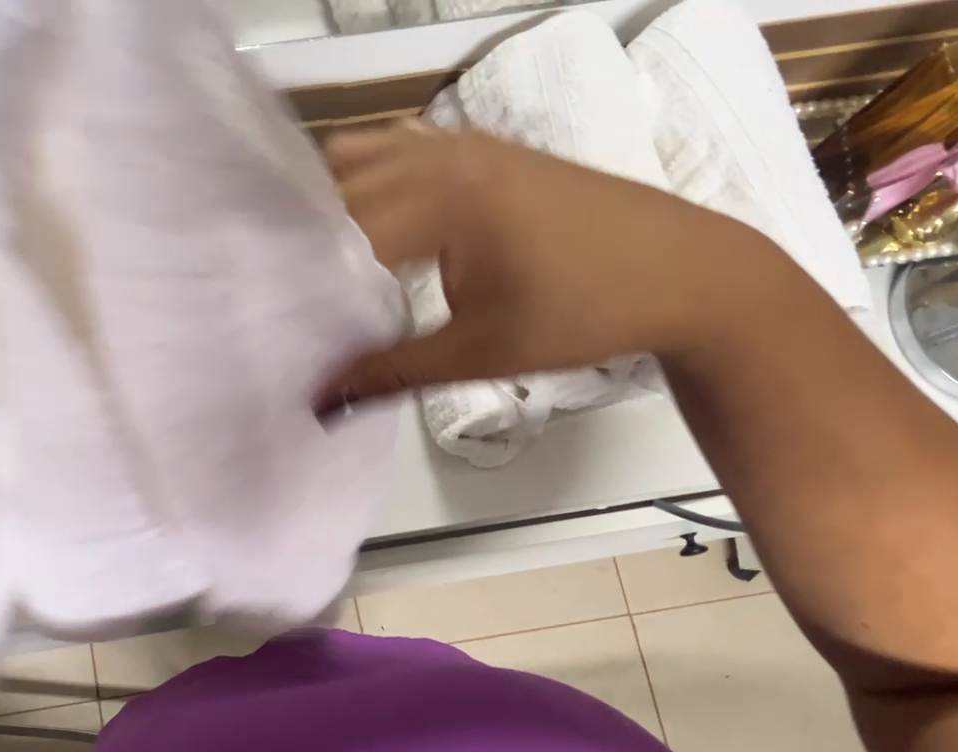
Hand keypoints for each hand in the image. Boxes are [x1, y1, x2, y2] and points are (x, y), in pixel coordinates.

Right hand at [319, 123, 792, 405]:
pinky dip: (371, 181)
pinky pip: (404, 150)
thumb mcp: (477, 353)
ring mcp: (468, 143)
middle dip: (304, 237)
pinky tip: (364, 226)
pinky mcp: (487, 149)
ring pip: (367, 157)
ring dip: (334, 203)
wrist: (687, 273)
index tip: (270, 315)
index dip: (296, 275)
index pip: (336, 231)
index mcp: (440, 199)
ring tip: (308, 262)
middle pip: (340, 186)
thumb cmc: (583, 313)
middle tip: (275, 292)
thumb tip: (318, 402)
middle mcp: (445, 154)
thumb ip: (387, 372)